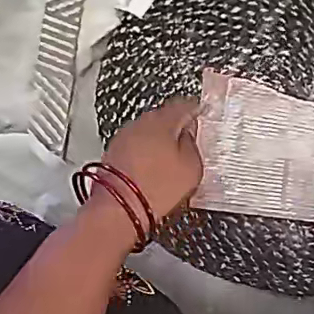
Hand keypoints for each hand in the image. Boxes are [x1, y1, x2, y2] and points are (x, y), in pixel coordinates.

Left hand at [97, 97, 203, 221]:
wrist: (121, 208)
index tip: (200, 113)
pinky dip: (146, 152)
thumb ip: (193, 145)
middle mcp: (141, 123)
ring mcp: (124, 137)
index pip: (182, 105)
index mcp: (163, 121)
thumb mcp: (192, 168)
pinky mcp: (113, 153)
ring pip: (147, 131)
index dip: (194, 110)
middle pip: (163, 117)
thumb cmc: (157, 187)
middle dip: (175, 125)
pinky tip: (153, 166)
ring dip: (159, 140)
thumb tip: (189, 137)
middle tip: (188, 137)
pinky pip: (136, 146)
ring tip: (171, 157)